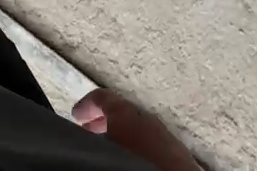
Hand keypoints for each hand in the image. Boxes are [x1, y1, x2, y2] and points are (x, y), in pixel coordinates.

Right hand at [72, 89, 201, 170]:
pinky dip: (139, 146)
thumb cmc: (131, 160)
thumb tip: (78, 137)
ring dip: (122, 135)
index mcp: (124, 110)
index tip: (76, 114)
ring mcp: (165, 135)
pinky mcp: (180, 154)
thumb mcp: (101, 146)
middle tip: (89, 130)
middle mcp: (146, 116)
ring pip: (138, 128)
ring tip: (110, 150)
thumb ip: (90, 138)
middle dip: (103, 119)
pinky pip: (152, 143)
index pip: (101, 96)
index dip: (86, 104)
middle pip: (121, 111)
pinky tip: (133, 160)